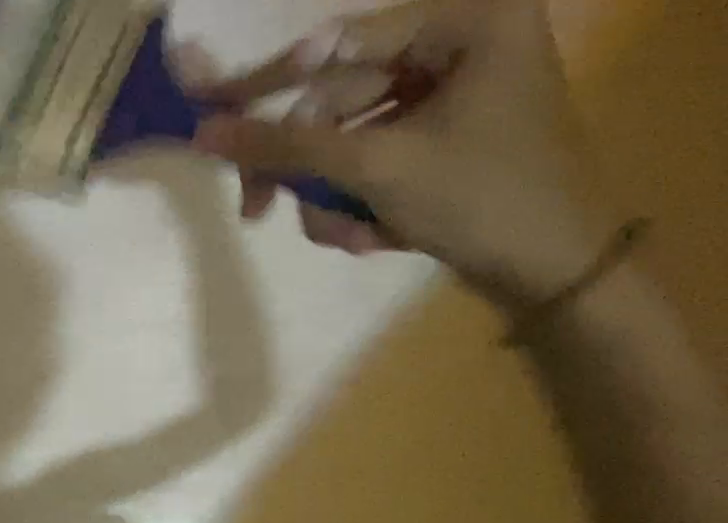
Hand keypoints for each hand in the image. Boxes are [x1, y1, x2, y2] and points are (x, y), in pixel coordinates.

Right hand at [192, 0, 624, 306]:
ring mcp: (449, 96)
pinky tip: (370, 235)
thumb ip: (285, 144)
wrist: (552, 266)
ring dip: (330, 195)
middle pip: (337, 100)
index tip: (214, 118)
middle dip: (305, 166)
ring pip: (346, 139)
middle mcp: (461, 45)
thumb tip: (204, 131)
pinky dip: (356, 201)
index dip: (272, 85)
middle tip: (256, 209)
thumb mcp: (372, 166)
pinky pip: (368, 160)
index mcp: (468, 22)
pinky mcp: (438, 139)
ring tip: (344, 236)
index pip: (341, 43)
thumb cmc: (477, 197)